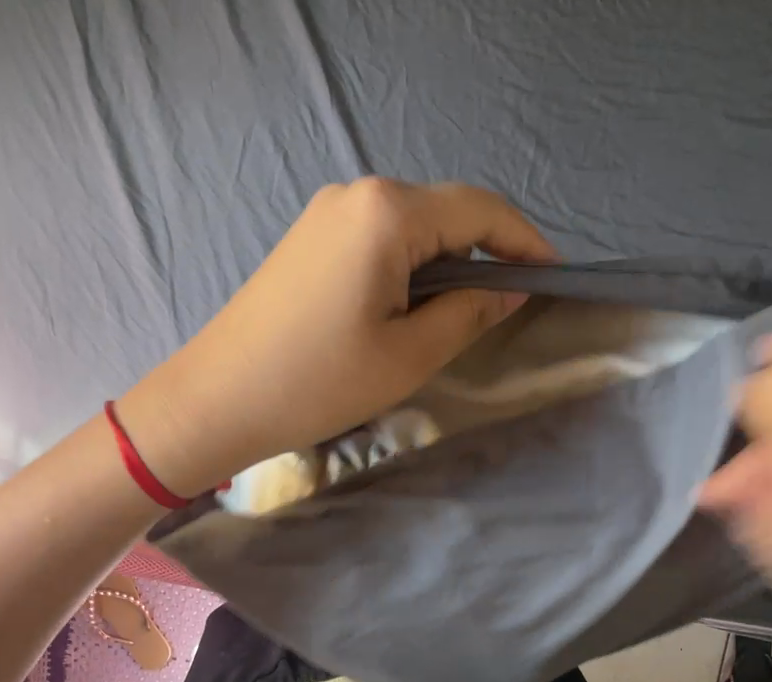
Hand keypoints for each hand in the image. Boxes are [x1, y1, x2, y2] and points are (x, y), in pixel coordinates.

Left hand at [115, 178, 554, 495]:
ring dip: (447, 261)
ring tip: (465, 311)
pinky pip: (378, 237)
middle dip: (487, 251)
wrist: (217, 398)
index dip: (525, 242)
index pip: (481, 211)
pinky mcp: (308, 237)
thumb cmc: (318, 381)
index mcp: (389, 213)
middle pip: (447, 211)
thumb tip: (509, 288)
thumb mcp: (409, 355)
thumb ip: (469, 311)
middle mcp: (357, 194)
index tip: (555, 278)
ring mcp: (326, 212)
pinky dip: (409, 264)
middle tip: (513, 303)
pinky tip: (412, 304)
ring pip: (413, 225)